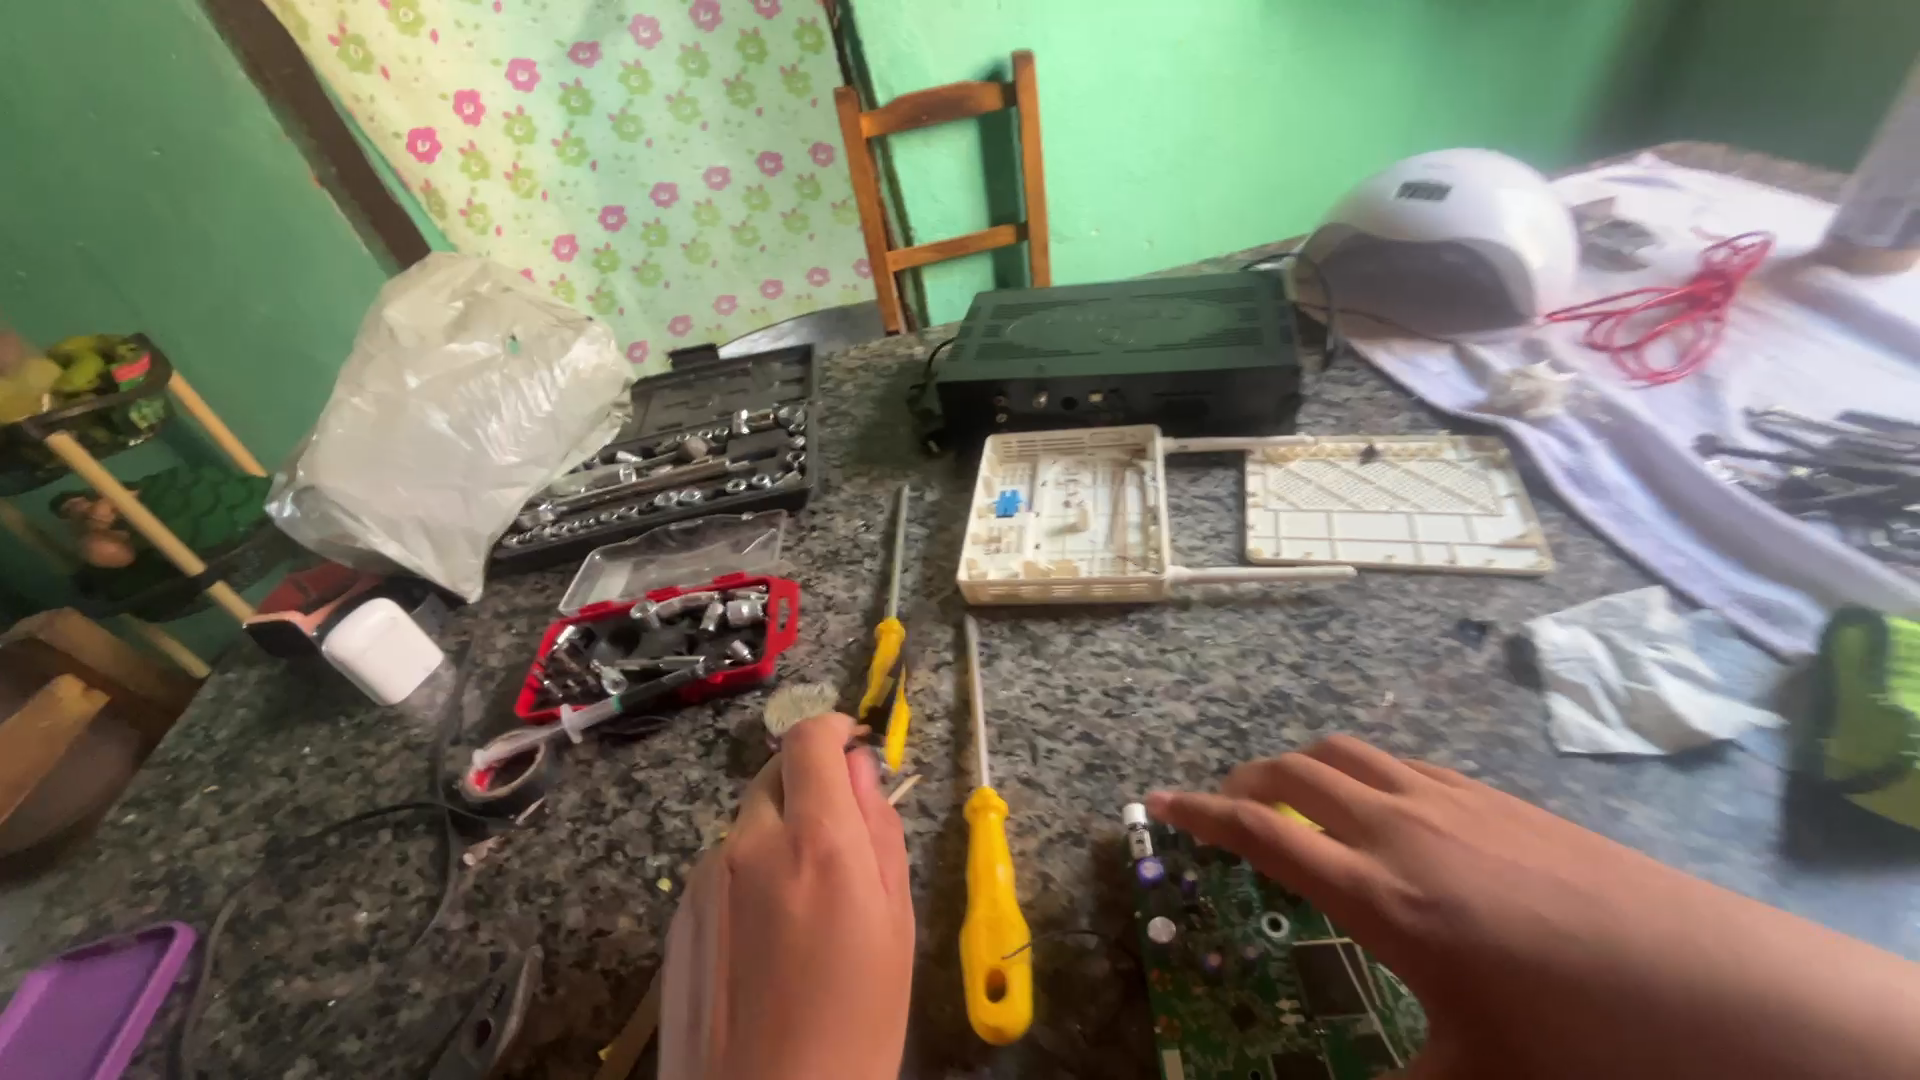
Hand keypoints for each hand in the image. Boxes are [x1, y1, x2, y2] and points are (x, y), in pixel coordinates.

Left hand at [659, 713, 912, 1079]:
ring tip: (803, 906)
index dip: (831, 728)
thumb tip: (860, 766)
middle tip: (839, 839)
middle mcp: (750, 844)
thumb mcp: (895, 922)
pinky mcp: (678, 915)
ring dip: (780, 832)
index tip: (851, 743)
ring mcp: (704, 879)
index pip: (808, 740)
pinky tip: (766, 936)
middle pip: (776, 774)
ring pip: (749, 821)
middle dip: (810, 784)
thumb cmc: (856, 1025)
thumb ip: (879, 828)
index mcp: (816, 842)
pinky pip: (722, 864)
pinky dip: (750, 869)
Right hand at [1149, 736, 1919, 1079]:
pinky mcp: (1497, 797)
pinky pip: (1401, 762)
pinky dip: (1362, 771)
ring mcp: (1452, 804)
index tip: (1159, 800)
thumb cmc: (1588, 1044)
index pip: (1260, 832)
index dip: (1199, 812)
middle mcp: (1401, 830)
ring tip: (1294, 799)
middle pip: (1292, 772)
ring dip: (1301, 765)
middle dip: (1243, 780)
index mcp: (1379, 895)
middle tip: (1225, 808)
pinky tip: (1383, 808)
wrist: (1735, 997)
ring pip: (1346, 752)